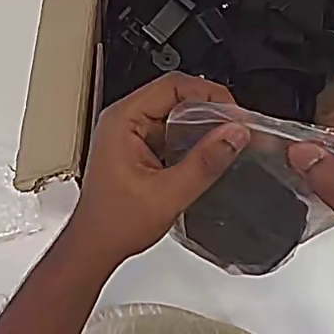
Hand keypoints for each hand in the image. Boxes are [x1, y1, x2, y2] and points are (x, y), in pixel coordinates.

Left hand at [67, 73, 250, 264]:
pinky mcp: (139, 145)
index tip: (234, 112)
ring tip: (229, 138)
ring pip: (177, 112)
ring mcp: (131, 131)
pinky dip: (194, 137)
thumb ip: (205, 162)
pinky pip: (172, 129)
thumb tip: (234, 134)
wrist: (96, 246)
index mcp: (123, 120)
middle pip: (177, 94)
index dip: (210, 94)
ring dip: (204, 123)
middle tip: (237, 125)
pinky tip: (210, 152)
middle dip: (211, 108)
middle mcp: (124, 120)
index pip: (174, 86)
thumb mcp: (169, 194)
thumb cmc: (114, 223)